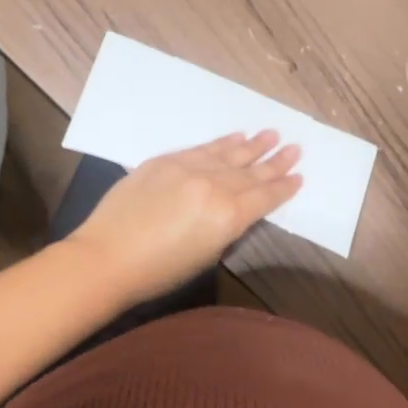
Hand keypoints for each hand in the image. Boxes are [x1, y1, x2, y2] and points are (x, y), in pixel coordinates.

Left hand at [65, 131, 302, 303]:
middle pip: (250, 173)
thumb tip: (234, 212)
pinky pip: (201, 148)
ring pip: (228, 154)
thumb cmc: (159, 272)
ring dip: (252, 145)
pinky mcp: (164, 161)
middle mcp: (214, 186)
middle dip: (274, 162)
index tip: (299, 177)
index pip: (264, 198)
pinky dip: (221, 143)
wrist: (107, 257)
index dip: (283, 188)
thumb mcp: (205, 256)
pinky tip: (235, 137)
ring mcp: (188, 169)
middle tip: (295, 149)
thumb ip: (225, 229)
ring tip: (272, 135)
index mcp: (228, 217)